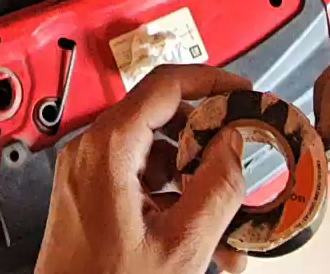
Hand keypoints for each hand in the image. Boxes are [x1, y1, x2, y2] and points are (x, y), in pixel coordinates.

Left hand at [36, 64, 252, 273]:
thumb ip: (215, 189)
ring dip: (192, 177)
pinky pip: (136, 177)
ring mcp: (87, 170)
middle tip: (241, 157)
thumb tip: (234, 142)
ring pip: (152, 152)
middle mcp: (91, 148)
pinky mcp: (88, 193)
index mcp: (109, 147)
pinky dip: (170, 195)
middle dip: (206, 140)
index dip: (210, 81)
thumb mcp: (181, 247)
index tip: (242, 91)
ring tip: (228, 221)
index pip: (165, 85)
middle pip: (160, 117)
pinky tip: (200, 235)